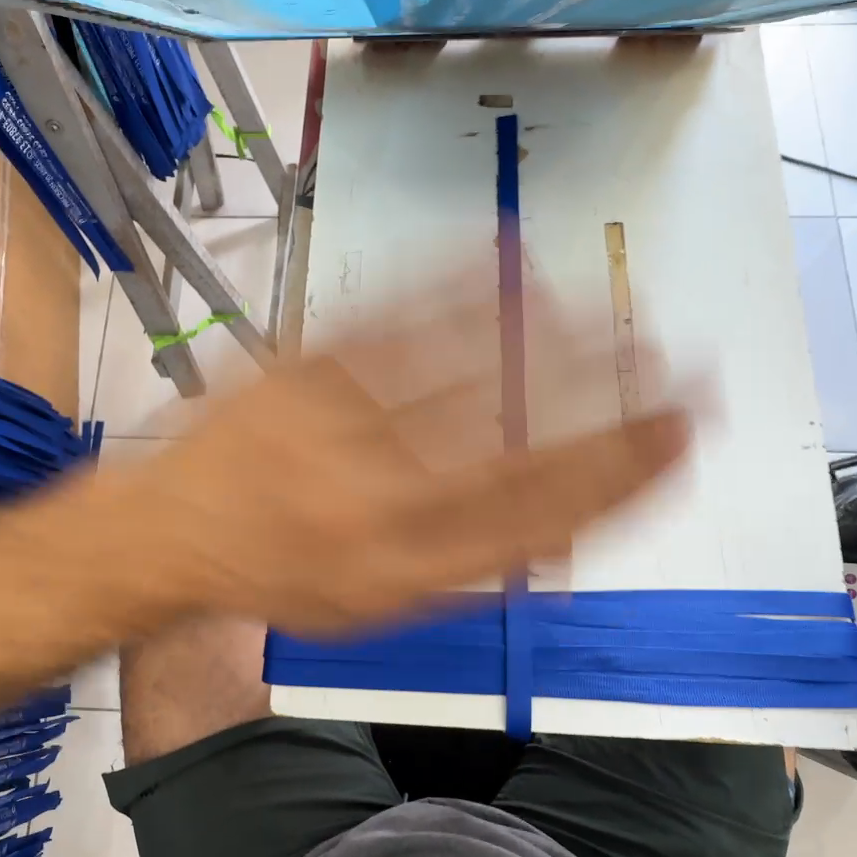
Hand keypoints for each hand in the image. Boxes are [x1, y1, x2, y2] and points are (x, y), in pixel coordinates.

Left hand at [71, 273, 691, 636]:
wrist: (175, 530)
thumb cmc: (285, 575)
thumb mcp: (381, 602)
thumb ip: (472, 564)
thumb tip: (564, 528)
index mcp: (408, 564)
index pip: (541, 517)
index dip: (622, 473)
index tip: (681, 434)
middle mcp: (381, 497)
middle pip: (519, 442)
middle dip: (609, 399)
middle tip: (675, 363)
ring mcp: (339, 423)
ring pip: (466, 370)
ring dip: (551, 337)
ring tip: (611, 311)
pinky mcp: (303, 364)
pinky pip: (390, 315)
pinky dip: (456, 280)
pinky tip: (505, 253)